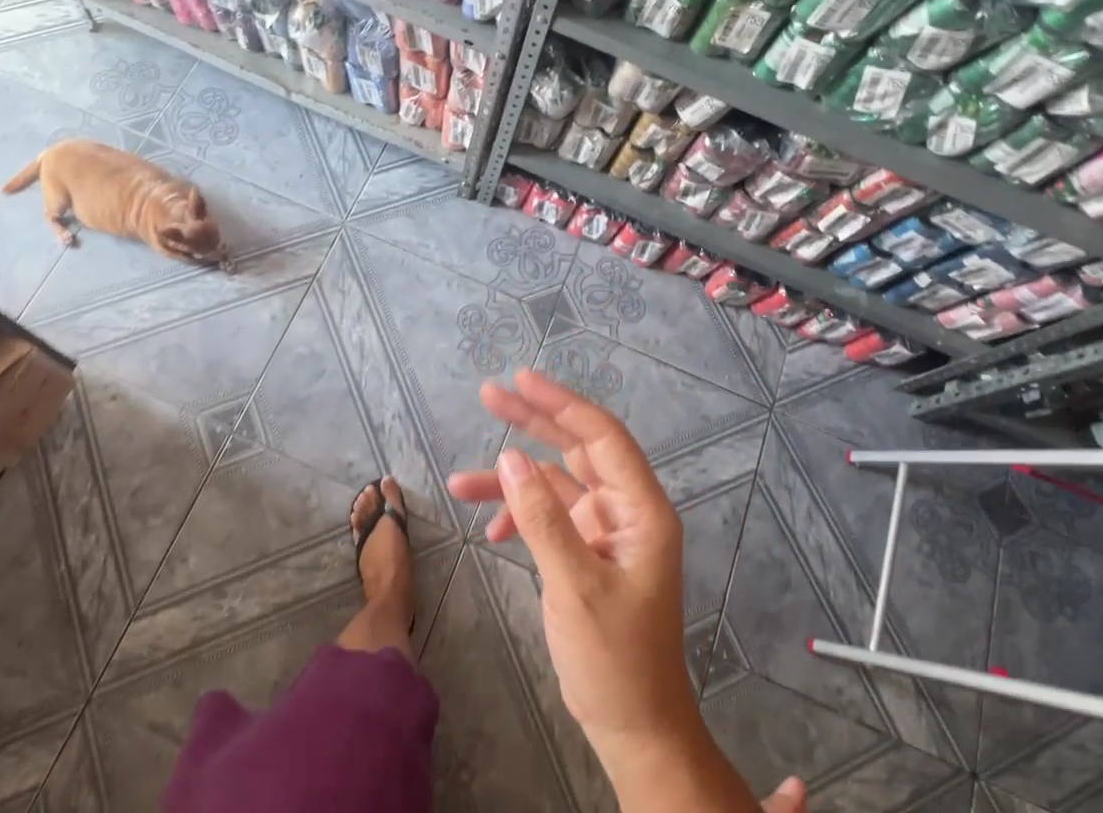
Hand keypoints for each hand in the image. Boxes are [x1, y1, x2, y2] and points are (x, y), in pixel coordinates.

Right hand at [447, 370, 692, 748]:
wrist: (632, 722)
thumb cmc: (614, 657)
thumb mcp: (574, 585)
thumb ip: (541, 517)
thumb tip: (509, 457)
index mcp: (642, 511)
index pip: (602, 437)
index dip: (561, 403)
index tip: (521, 379)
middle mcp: (627, 511)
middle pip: (578, 449)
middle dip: (534, 423)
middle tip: (489, 395)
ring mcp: (607, 532)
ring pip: (555, 485)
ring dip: (512, 482)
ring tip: (460, 481)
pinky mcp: (588, 553)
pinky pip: (549, 518)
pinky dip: (520, 517)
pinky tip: (491, 530)